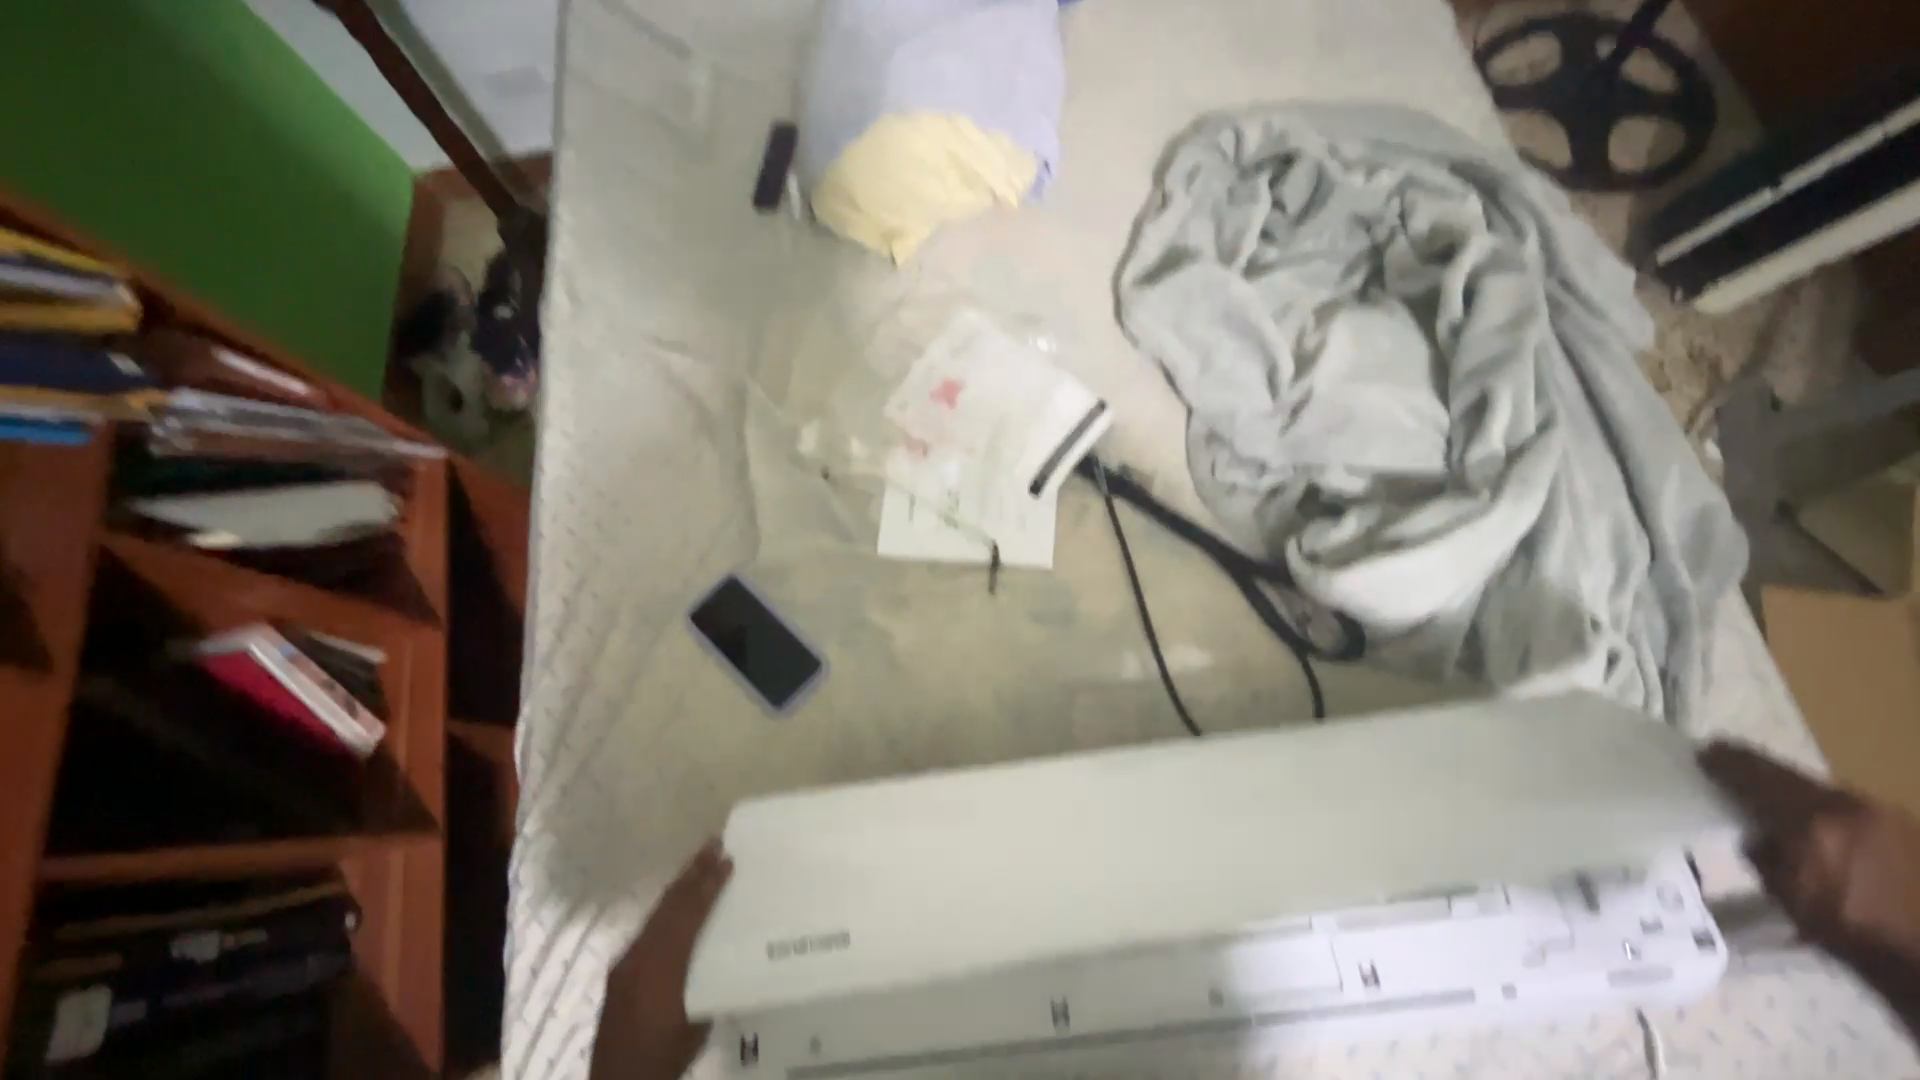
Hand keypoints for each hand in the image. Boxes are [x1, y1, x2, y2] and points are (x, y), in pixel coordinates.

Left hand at [590, 840, 734, 1079]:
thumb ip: (710, 983)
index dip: (709, 885)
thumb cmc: (665, 1059)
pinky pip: (647, 931)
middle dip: (692, 874)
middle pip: (669, 906)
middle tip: (712, 844)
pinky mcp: (619, 976)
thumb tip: (727, 956)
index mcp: (663, 966)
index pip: (689, 914)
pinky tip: (675, 908)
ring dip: (678, 889)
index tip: (727, 859)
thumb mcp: (699, 1022)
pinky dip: (665, 912)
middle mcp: (640, 957)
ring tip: (697, 865)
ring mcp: (625, 965)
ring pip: (656, 915)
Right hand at [1699, 741, 1919, 1033]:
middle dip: (1754, 769)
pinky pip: (1844, 803)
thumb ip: (1762, 852)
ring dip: (1786, 787)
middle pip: (1788, 775)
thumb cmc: (1849, 931)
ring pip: (1818, 787)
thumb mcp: (1785, 892)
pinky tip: (1809, 814)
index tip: (1702, 753)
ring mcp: (1884, 814)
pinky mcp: (1904, 827)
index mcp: (1811, 822)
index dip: (1725, 762)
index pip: (1755, 777)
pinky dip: (1817, 803)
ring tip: (1764, 791)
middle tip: (1725, 763)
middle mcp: (1849, 807)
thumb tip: (1755, 832)